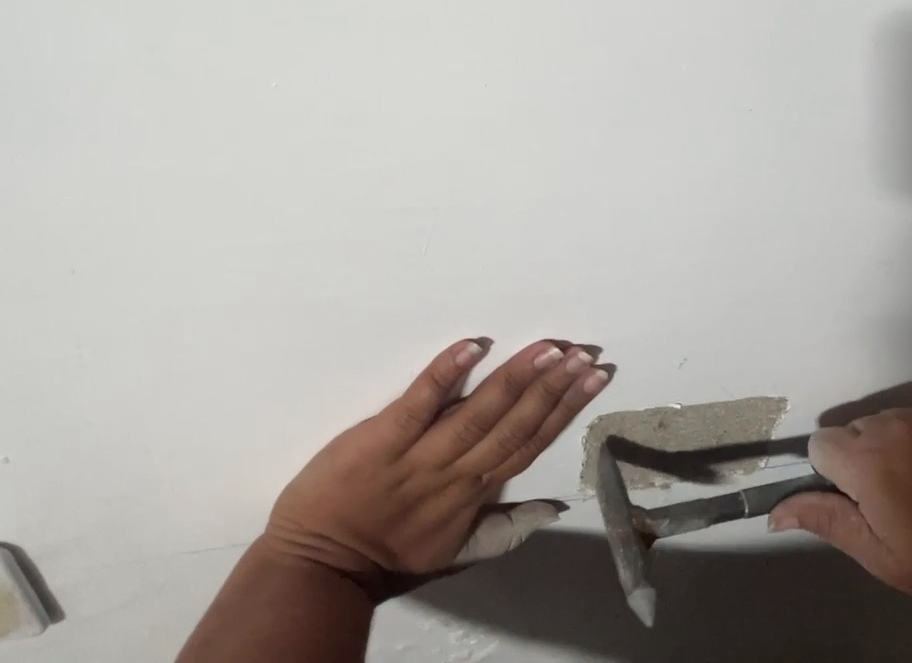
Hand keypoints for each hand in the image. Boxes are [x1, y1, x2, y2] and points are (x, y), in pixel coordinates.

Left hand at [262, 338, 611, 596]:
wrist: (317, 565)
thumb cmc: (387, 553)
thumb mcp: (453, 553)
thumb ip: (502, 529)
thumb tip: (554, 509)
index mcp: (474, 495)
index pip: (529, 444)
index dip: (565, 410)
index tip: (594, 377)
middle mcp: (456, 473)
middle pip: (514, 425)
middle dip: (554, 388)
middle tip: (585, 354)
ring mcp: (419, 454)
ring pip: (478, 413)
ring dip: (516, 379)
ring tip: (549, 349)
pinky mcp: (382, 438)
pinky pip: (419, 402)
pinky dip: (446, 374)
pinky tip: (474, 345)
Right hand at [769, 405, 911, 604]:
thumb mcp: (878, 553)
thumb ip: (825, 520)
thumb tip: (774, 512)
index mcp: (867, 461)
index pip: (820, 444)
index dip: (831, 475)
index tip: (858, 502)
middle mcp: (891, 426)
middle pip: (850, 431)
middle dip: (858, 459)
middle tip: (890, 501)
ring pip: (881, 422)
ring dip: (886, 446)